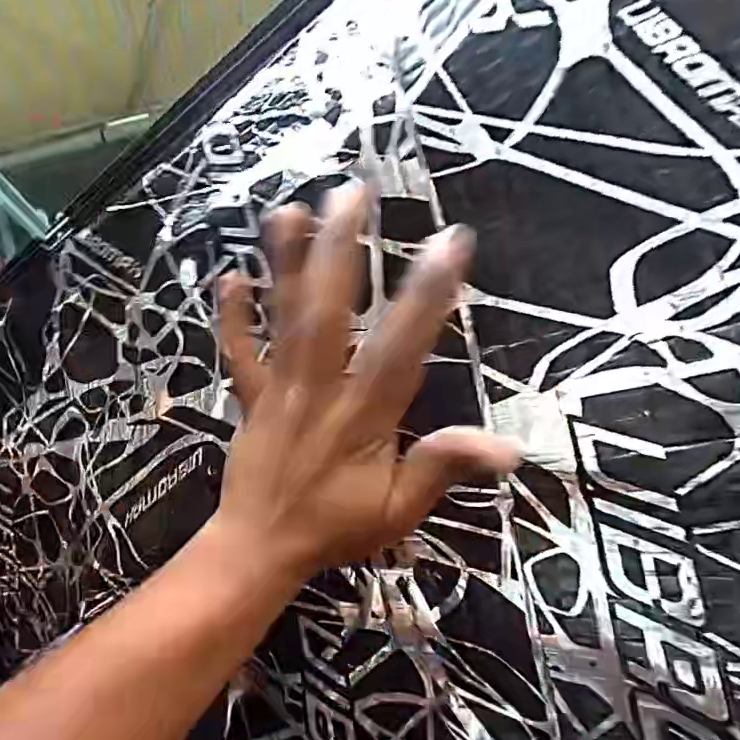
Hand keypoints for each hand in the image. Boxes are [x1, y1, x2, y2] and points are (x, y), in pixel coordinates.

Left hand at [211, 184, 519, 577]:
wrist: (258, 546)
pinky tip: (230, 278)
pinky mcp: (248, 398)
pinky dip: (232, 318)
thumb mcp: (395, 512)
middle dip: (340, 253)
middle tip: (350, 193)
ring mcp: (277, 391)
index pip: (402, 349)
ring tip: (288, 211)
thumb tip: (509, 445)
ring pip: (283, 323)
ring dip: (286, 267)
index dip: (427, 297)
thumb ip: (439, 470)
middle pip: (330, 315)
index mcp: (362, 418)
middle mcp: (318, 392)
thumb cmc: (332, 530)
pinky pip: (237, 354)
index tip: (449, 241)